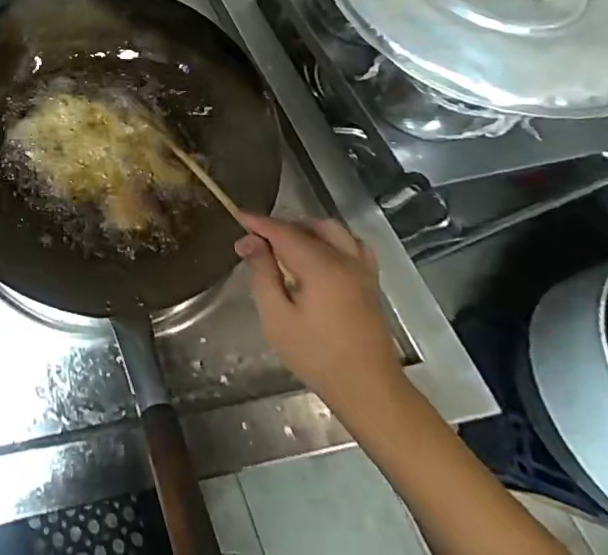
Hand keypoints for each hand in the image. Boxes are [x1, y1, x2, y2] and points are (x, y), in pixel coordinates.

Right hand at [232, 210, 401, 407]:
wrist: (368, 389)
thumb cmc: (316, 356)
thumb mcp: (277, 317)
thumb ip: (262, 273)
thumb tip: (250, 241)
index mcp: (321, 267)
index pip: (284, 231)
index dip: (258, 222)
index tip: (237, 217)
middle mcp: (345, 260)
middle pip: (308, 227)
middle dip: (279, 226)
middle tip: (255, 240)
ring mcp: (362, 270)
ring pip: (333, 231)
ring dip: (305, 228)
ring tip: (283, 242)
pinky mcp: (370, 282)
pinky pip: (352, 244)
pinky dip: (331, 239)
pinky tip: (318, 252)